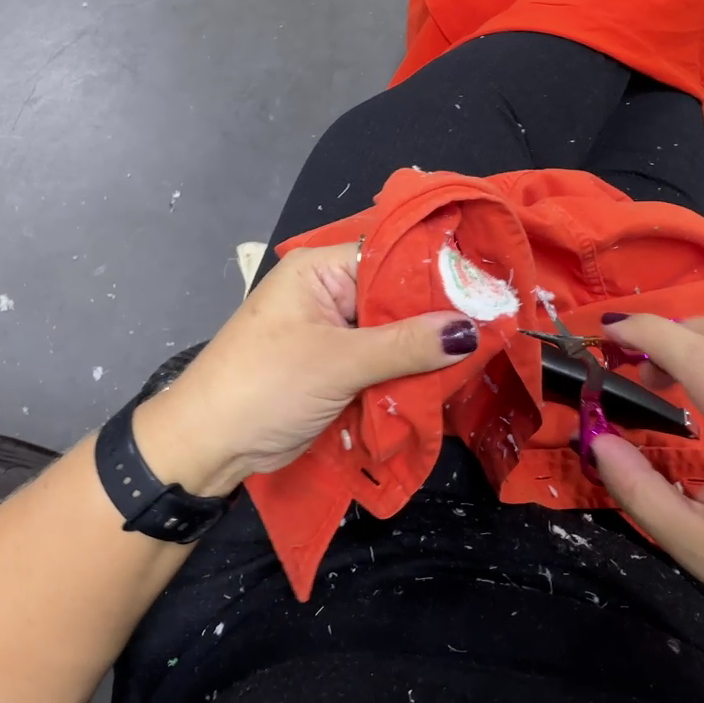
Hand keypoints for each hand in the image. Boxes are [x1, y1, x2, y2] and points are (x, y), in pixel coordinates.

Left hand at [132, 244, 478, 496]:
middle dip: (437, 317)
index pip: (391, 256)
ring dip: (426, 350)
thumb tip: (470, 328)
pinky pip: (383, 361)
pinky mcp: (336, 367)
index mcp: (320, 269)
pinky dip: (408, 373)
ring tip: (481, 356)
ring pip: (394, 332)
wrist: (208, 446)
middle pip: (397, 295)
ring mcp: (333, 332)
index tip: (490, 291)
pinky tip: (447, 380)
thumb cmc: (264, 386)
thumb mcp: (337, 362)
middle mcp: (329, 292)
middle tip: (495, 329)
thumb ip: (405, 344)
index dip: (439, 273)